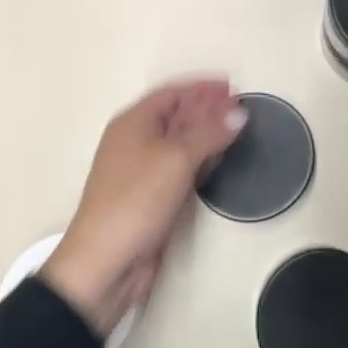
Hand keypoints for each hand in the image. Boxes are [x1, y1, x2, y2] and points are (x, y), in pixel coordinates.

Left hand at [41, 78, 246, 334]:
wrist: (106, 261)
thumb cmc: (136, 200)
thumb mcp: (176, 159)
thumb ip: (210, 132)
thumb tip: (238, 114)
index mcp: (134, 123)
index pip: (172, 93)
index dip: (202, 87)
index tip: (232, 86)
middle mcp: (136, 141)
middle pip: (177, 114)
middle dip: (208, 108)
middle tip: (241, 106)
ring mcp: (144, 170)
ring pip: (181, 141)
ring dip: (207, 133)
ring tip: (238, 129)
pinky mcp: (153, 195)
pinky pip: (182, 166)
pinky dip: (201, 158)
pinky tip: (220, 158)